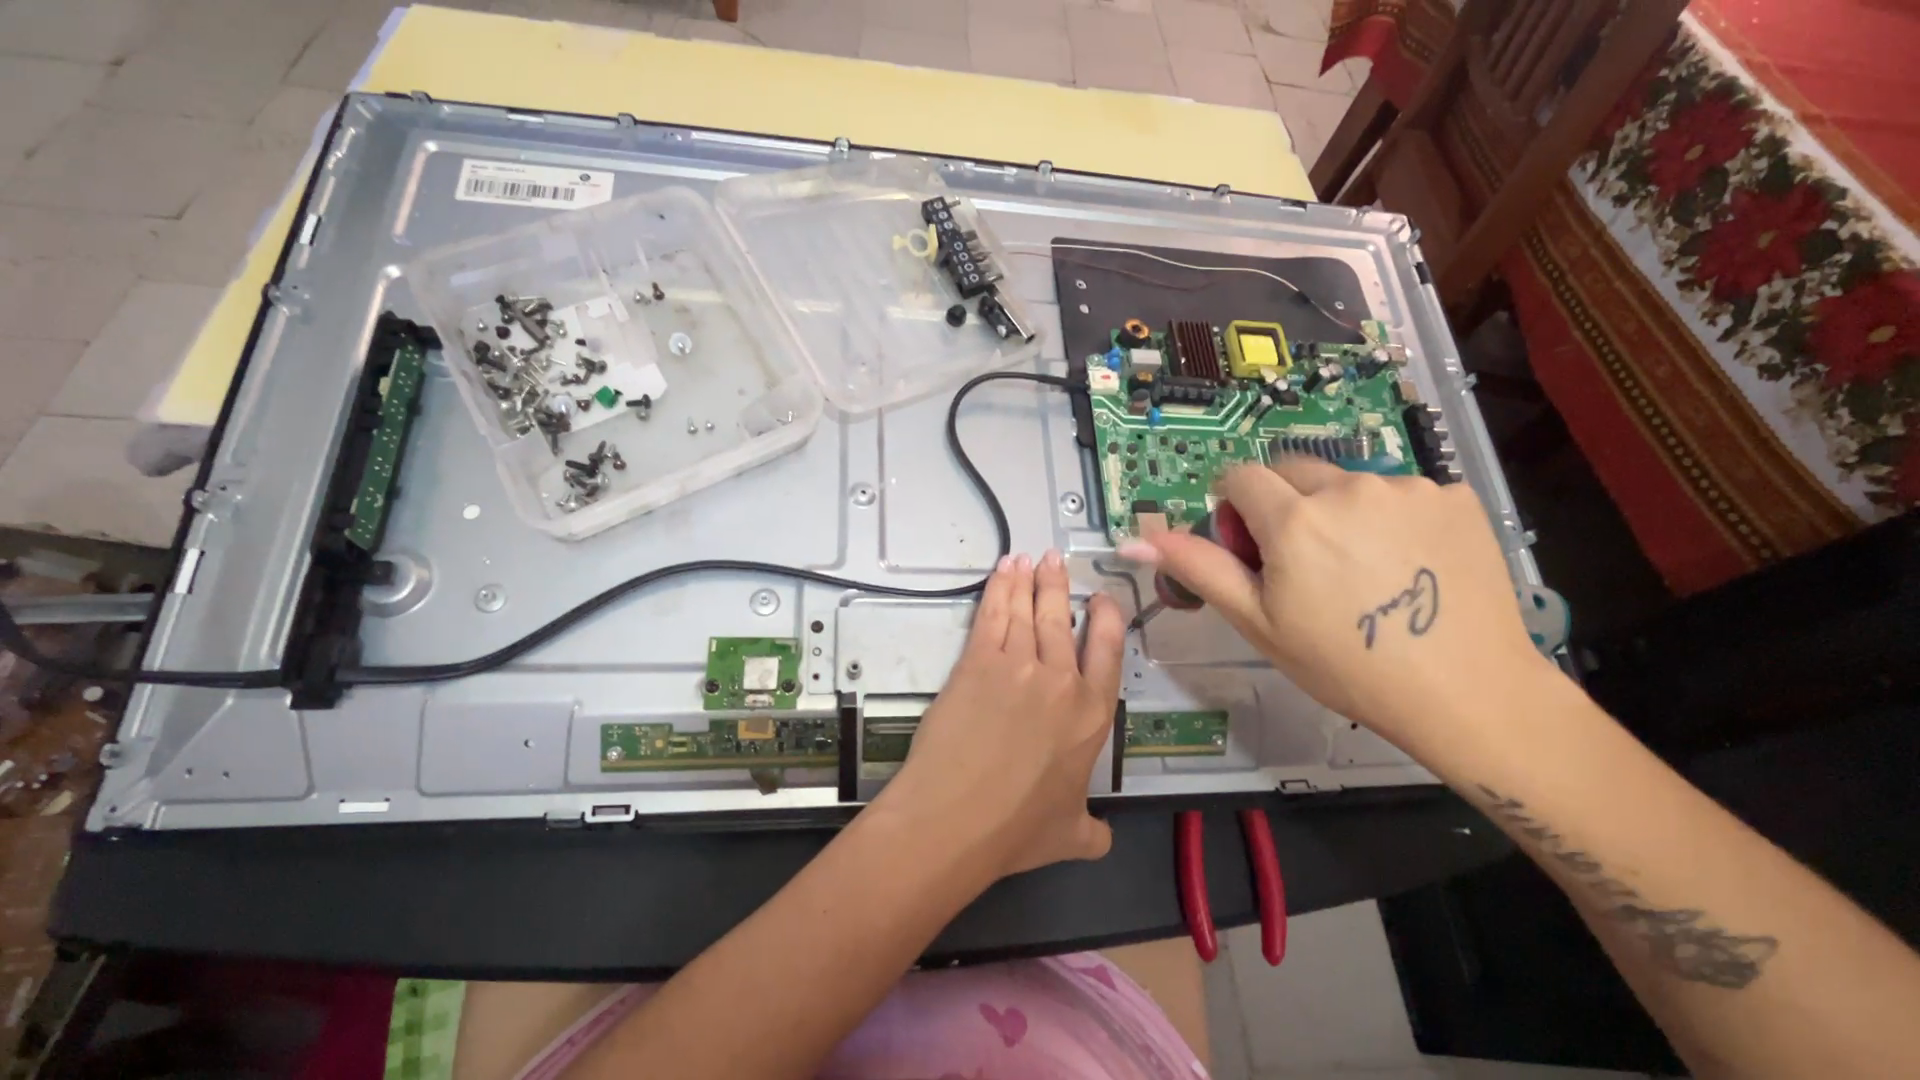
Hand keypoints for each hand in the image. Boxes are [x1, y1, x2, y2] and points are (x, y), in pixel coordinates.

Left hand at [876, 550, 1125, 878]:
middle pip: (1062, 619)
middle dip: (1058, 585)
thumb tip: (1104, 838)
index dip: (1107, 617)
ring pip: (1026, 611)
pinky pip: (991, 616)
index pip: (1109, 650)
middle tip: (1054, 559)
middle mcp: (1061, 681)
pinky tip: (1000, 573)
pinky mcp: (976, 663)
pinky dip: (997, 590)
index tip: (1101, 599)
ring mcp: (1017, 667)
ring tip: (1027, 557)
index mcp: (1092, 716)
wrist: (957, 818)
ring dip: (1027, 580)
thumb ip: (1093, 830)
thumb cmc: (1018, 831)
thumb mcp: (1071, 836)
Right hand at [1119, 460, 1549, 753]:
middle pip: (1295, 472)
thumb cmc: (1345, 665)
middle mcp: (1350, 487)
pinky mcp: (1456, 497)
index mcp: (1295, 517)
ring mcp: (1409, 488)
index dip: (1235, 508)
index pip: (1241, 476)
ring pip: (1351, 484)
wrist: (1465, 691)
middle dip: (1286, 505)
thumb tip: (1136, 538)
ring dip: (1343, 512)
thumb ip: (1199, 569)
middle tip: (1304, 564)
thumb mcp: (1259, 623)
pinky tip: (1410, 567)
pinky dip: (1395, 520)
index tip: (1251, 548)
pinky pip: (1404, 495)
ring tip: (1365, 572)